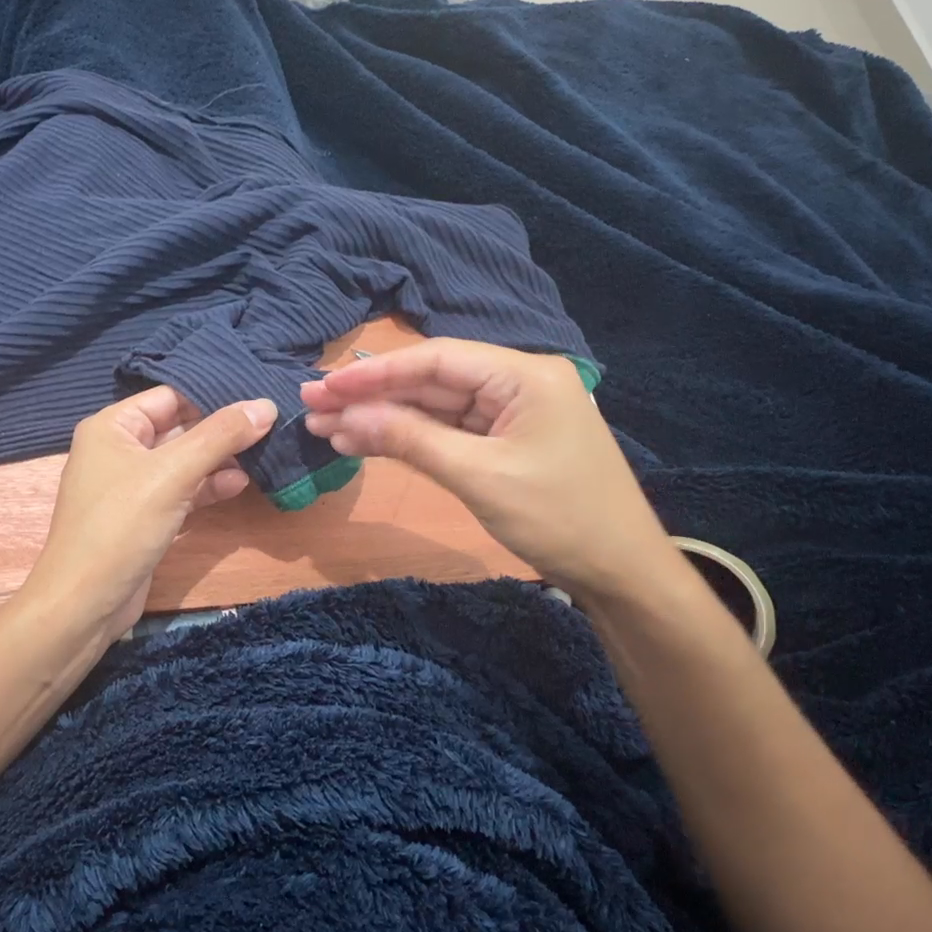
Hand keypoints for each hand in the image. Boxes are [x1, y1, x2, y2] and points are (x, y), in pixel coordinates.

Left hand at [19, 386, 277, 641]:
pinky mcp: (143, 518)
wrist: (84, 603)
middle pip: (178, 427)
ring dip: (220, 460)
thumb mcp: (173, 474)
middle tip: (272, 425)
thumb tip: (267, 404)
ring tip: (265, 454)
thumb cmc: (121, 526)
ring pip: (182, 462)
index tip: (259, 397)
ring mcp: (130, 486)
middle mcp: (118, 450)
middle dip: (221, 429)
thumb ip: (220, 436)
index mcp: (112, 426)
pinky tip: (241, 484)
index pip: (170, 396)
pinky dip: (208, 487)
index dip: (213, 395)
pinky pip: (180, 492)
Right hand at [300, 338, 679, 601]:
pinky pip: (447, 432)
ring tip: (325, 426)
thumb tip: (347, 415)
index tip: (325, 385)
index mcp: (524, 375)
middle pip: (431, 380)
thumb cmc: (558, 517)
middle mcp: (517, 383)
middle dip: (371, 395)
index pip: (436, 359)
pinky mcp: (503, 442)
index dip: (374, 372)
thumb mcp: (479, 476)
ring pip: (434, 407)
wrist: (620, 571)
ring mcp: (510, 414)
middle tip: (311, 404)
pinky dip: (408, 438)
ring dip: (382, 418)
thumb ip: (411, 439)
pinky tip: (365, 441)